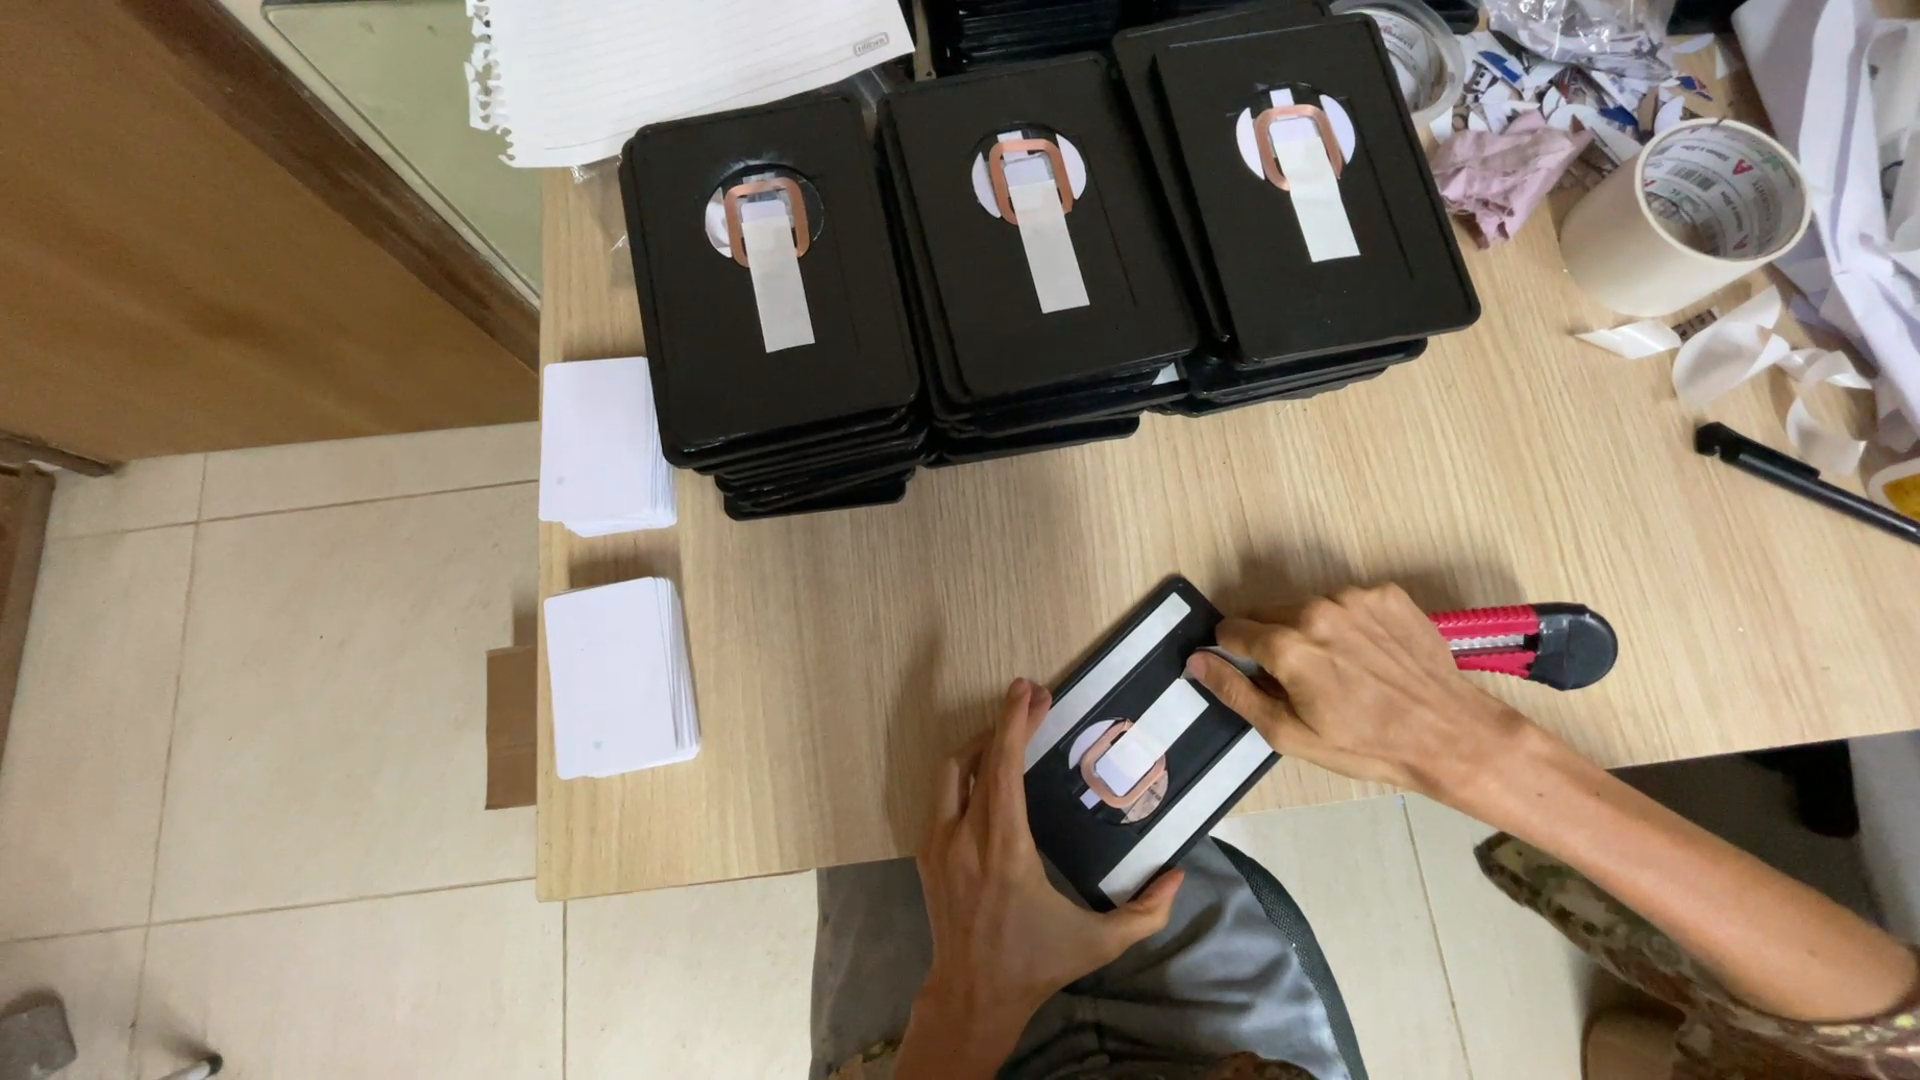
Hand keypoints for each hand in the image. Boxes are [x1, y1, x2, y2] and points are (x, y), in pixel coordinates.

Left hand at [896, 678, 1184, 1078]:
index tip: (1030, 692)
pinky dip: (967, 771)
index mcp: (1004, 848)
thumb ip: (1146, 911)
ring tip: (1013, 728)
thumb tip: (1180, 874)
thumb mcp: (1099, 943)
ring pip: (952, 770)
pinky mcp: (926, 851)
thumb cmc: (1036, 963)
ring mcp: (938, 842)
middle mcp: (964, 836)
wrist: (971, 995)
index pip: (1003, 767)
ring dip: (983, 742)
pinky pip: (943, 794)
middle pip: (978, 757)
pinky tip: (991, 769)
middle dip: (1006, 721)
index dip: (1015, 723)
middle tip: (1032, 697)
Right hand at [1184, 584, 1534, 806]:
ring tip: (1340, 667)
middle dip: (1271, 641)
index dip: (1235, 652)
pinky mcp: (1385, 594)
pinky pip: (1344, 602)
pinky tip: (1367, 653)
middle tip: (1300, 678)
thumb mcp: (1288, 733)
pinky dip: (1346, 623)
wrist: (1452, 736)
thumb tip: (1196, 660)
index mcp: (1287, 645)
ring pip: (1304, 607)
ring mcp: (1354, 598)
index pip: (1232, 628)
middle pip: (1266, 614)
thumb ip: (1235, 691)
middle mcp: (1316, 609)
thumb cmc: (1365, 745)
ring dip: (1308, 630)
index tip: (1255, 674)